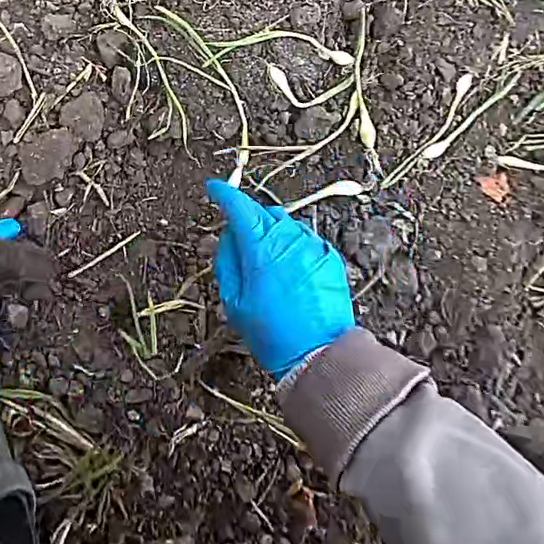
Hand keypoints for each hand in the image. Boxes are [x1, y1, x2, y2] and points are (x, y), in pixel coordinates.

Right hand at [206, 178, 353, 377]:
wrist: (319, 354)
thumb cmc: (274, 334)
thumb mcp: (235, 302)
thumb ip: (226, 261)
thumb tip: (226, 235)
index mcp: (261, 248)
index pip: (239, 206)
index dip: (224, 194)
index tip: (214, 189)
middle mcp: (289, 238)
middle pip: (263, 212)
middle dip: (248, 218)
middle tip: (239, 238)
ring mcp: (312, 245)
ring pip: (285, 224)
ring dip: (271, 233)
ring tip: (266, 264)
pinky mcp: (329, 256)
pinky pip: (305, 240)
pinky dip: (292, 246)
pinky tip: (288, 271)